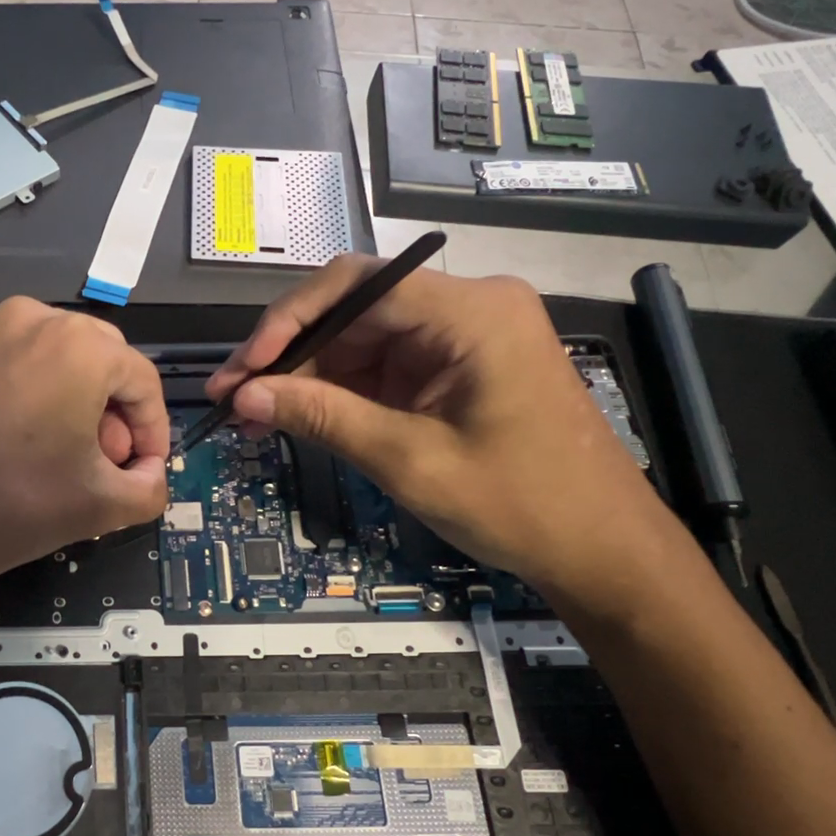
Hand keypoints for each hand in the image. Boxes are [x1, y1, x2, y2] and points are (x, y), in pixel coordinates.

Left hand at [0, 297, 169, 615]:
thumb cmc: (14, 506)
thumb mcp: (103, 505)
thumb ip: (152, 484)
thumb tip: (150, 470)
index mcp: (80, 345)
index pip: (142, 382)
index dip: (153, 431)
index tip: (146, 470)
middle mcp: (37, 319)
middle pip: (104, 363)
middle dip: (115, 415)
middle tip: (107, 465)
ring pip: (62, 360)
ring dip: (78, 403)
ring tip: (68, 457)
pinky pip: (22, 363)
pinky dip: (39, 395)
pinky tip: (29, 442)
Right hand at [206, 257, 688, 610]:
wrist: (602, 551)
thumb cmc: (520, 504)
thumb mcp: (409, 460)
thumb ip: (323, 417)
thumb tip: (245, 396)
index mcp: (472, 312)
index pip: (357, 284)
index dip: (288, 320)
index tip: (245, 367)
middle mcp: (468, 307)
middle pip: (354, 309)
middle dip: (289, 352)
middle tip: (233, 396)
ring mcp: (463, 337)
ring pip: (361, 338)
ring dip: (306, 374)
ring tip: (253, 412)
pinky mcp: (456, 368)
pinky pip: (382, 365)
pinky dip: (338, 391)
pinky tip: (297, 414)